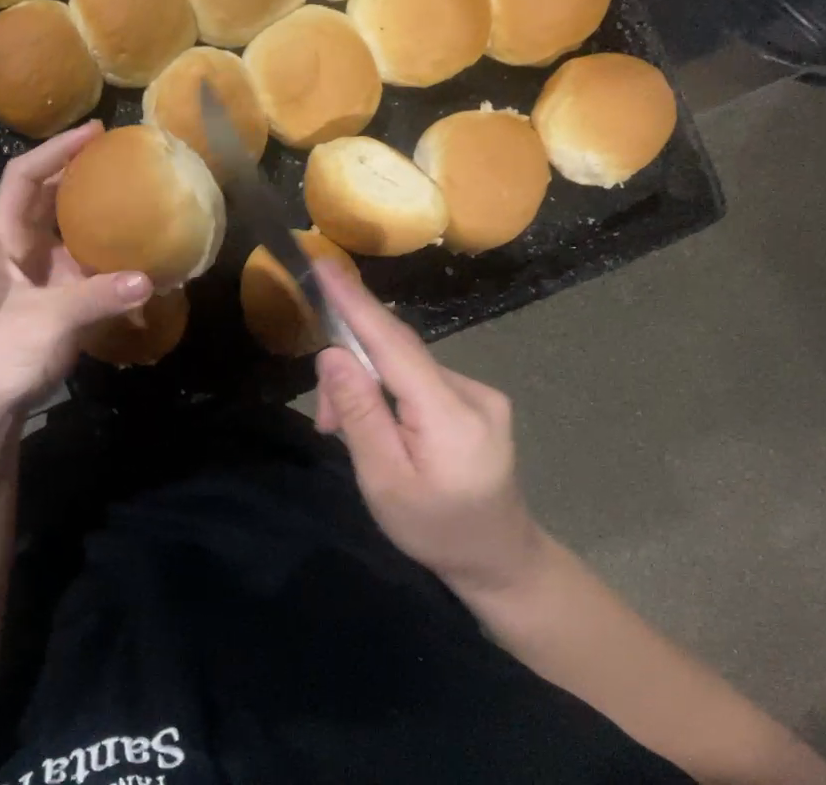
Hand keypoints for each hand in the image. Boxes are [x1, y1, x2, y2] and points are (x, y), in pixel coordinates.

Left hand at [0, 123, 152, 421]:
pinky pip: (74, 269)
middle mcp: (15, 252)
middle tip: (121, 161)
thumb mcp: (51, 321)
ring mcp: (29, 279)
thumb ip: (99, 297)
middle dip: (77, 175)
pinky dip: (101, 261)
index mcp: (3, 241)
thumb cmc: (0, 354)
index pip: (22, 177)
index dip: (54, 150)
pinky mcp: (43, 304)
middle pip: (43, 199)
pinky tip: (133, 263)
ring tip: (133, 201)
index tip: (93, 134)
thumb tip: (152, 279)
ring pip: (60, 234)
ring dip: (91, 218)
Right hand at [312, 263, 549, 594]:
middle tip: (326, 424)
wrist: (501, 561)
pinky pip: (417, 381)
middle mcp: (473, 394)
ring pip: (402, 370)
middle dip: (349, 373)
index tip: (324, 264)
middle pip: (394, 356)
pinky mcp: (476, 403)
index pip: (393, 345)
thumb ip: (360, 415)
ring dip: (366, 391)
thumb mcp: (384, 481)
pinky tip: (379, 431)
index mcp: (451, 416)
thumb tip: (333, 355)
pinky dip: (386, 396)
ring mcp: (480, 397)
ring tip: (347, 435)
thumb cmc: (435, 530)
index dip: (356, 304)